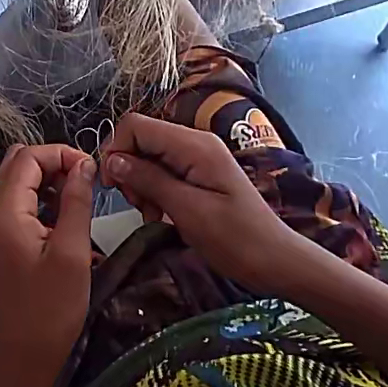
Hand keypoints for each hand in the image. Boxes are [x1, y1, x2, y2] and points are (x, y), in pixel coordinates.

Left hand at [0, 144, 95, 386]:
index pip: (28, 157)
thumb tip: (84, 164)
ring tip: (81, 199)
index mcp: (4, 211)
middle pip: (19, 164)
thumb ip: (76, 202)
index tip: (92, 171)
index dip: (62, 154)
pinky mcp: (0, 239)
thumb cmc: (51, 309)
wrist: (23, 356)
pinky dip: (42, 199)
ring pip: (19, 181)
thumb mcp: (72, 253)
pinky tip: (65, 217)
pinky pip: (19, 203)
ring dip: (50, 181)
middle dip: (55, 163)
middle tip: (87, 183)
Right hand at [98, 112, 313, 291]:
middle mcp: (195, 142)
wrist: (275, 260)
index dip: (115, 150)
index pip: (136, 125)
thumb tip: (112, 160)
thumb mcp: (187, 211)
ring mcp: (198, 156)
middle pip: (140, 138)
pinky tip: (160, 213)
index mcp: (194, 145)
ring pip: (147, 156)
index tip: (112, 186)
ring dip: (139, 183)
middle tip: (138, 205)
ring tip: (151, 213)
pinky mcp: (198, 172)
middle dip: (128, 169)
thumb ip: (149, 180)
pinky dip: (153, 190)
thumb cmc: (235, 239)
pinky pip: (162, 170)